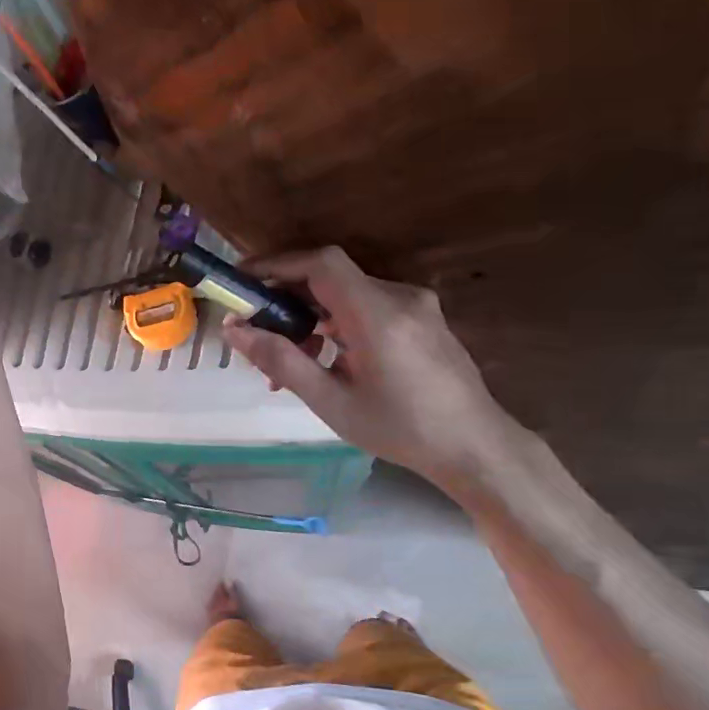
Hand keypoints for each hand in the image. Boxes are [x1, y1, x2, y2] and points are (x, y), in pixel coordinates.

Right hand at [219, 247, 516, 486]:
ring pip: (348, 295)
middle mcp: (400, 297)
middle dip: (288, 301)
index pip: (321, 264)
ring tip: (291, 363)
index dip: (277, 265)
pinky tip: (327, 361)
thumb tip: (235, 331)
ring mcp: (416, 306)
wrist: (473, 445)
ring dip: (312, 318)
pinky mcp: (423, 318)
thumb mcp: (331, 402)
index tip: (243, 283)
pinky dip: (338, 325)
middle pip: (331, 278)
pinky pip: (368, 308)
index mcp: (378, 315)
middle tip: (258, 336)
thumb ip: (281, 361)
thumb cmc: (400, 430)